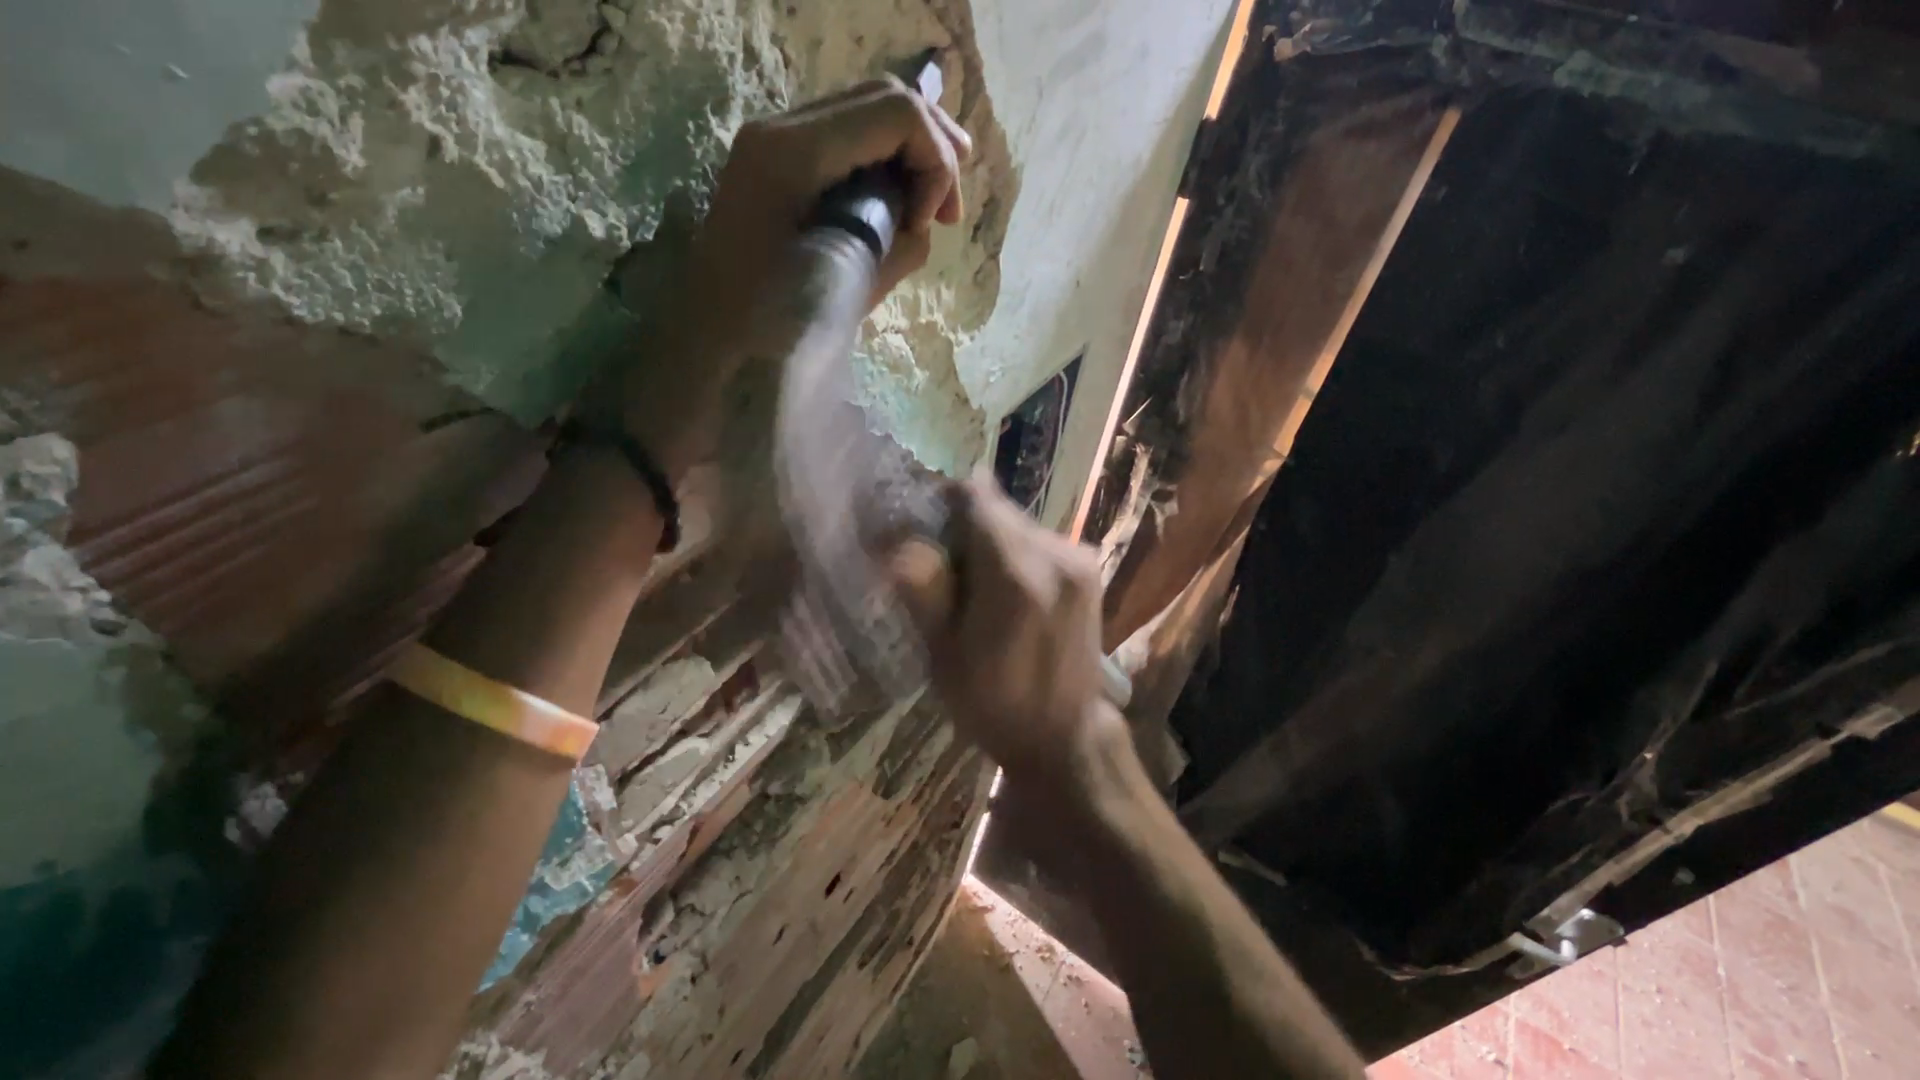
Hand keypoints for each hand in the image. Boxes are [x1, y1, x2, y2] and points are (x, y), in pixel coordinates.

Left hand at [621, 79, 972, 477]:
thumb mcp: (849, 285)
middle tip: (950, 210)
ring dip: (911, 155)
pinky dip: (883, 166)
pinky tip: (899, 206)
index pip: (897, 114)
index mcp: (792, 152)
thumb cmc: (770, 330)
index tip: (932, 223)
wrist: (704, 352)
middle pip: (884, 99)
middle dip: (932, 149)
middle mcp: (780, 129)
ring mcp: (773, 145)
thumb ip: (899, 241)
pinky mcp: (776, 169)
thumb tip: (917, 221)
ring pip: (867, 115)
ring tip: (933, 206)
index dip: (934, 163)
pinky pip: (846, 144)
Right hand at [889, 477, 1117, 782]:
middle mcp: (1054, 555)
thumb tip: (895, 539)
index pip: (975, 497)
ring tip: (978, 587)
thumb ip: (924, 589)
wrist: (1063, 736)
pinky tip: (1010, 594)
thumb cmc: (991, 702)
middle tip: (944, 566)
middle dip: (967, 526)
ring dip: (994, 541)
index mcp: (1014, 575)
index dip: (943, 501)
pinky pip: (1042, 542)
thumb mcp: (943, 654)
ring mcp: (1079, 559)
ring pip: (1020, 524)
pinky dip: (1020, 555)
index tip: (923, 525)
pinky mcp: (1091, 569)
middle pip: (999, 510)